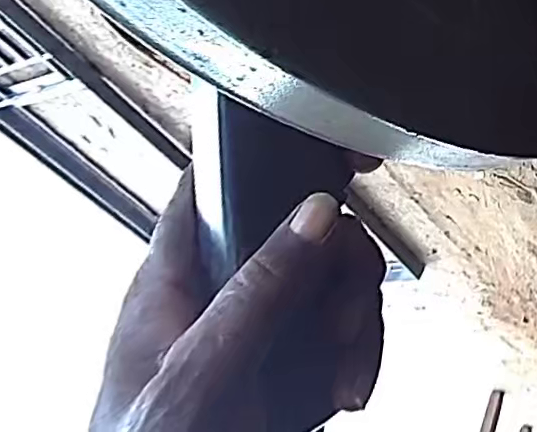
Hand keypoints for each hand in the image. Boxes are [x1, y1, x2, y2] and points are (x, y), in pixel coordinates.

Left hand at [90, 173, 384, 431]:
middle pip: (306, 227)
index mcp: (175, 282)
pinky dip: (361, 349)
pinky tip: (347, 385)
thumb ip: (257, 291)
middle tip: (344, 311)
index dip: (273, 151)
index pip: (216, 184)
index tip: (340, 155)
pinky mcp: (289, 354)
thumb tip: (316, 211)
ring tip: (344, 361)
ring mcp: (259, 323)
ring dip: (358, 315)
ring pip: (336, 273)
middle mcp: (222, 290)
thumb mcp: (198, 382)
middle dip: (344, 265)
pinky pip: (348, 320)